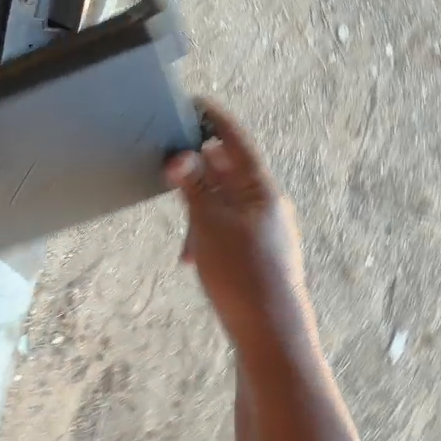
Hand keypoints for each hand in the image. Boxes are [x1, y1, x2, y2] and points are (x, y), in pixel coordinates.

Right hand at [164, 101, 309, 353]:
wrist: (272, 338)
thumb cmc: (243, 274)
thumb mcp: (209, 223)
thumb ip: (192, 186)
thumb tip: (178, 155)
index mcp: (262, 191)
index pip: (236, 142)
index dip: (216, 120)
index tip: (194, 102)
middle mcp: (267, 207)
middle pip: (228, 172)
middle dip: (198, 169)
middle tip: (168, 164)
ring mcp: (263, 232)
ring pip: (223, 203)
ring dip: (198, 207)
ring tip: (180, 228)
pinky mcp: (256, 257)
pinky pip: (225, 229)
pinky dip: (205, 233)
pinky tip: (190, 258)